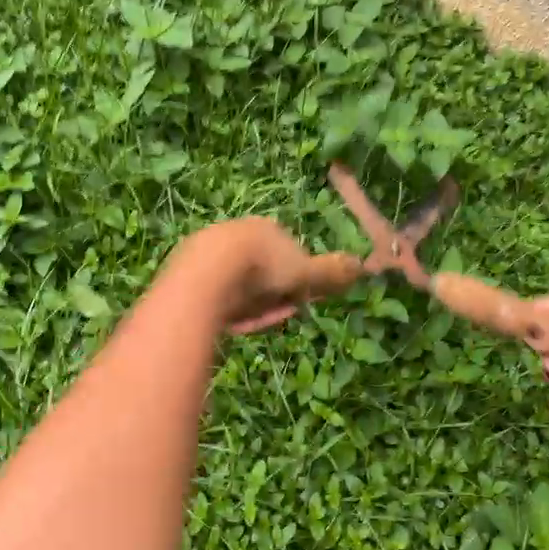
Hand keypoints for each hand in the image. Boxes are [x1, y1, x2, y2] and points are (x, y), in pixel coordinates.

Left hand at [175, 218, 360, 333]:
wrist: (206, 273)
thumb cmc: (262, 272)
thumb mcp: (304, 275)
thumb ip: (331, 273)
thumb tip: (362, 265)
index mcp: (269, 228)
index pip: (290, 255)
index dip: (295, 282)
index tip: (294, 302)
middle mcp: (239, 230)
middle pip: (261, 269)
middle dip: (268, 294)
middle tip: (269, 316)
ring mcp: (209, 246)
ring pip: (236, 280)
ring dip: (244, 302)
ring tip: (244, 320)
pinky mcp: (186, 265)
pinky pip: (211, 290)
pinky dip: (220, 304)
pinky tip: (221, 318)